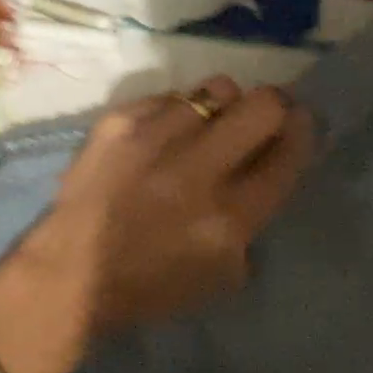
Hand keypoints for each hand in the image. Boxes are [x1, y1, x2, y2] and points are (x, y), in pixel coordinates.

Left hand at [0, 77, 315, 372]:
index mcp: (229, 218)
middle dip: (272, 105)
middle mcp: (197, 171)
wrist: (71, 272)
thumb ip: (253, 216)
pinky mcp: (121, 120)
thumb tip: (269, 160)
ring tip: (208, 121)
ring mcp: (156, 137)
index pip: (286, 156)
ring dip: (220, 105)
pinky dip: (175, 112)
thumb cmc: (151, 283)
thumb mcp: (222, 272)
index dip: (301, 133)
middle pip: (262, 106)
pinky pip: (169, 96)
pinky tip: (163, 134)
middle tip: (264, 112)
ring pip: (217, 88)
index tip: (301, 121)